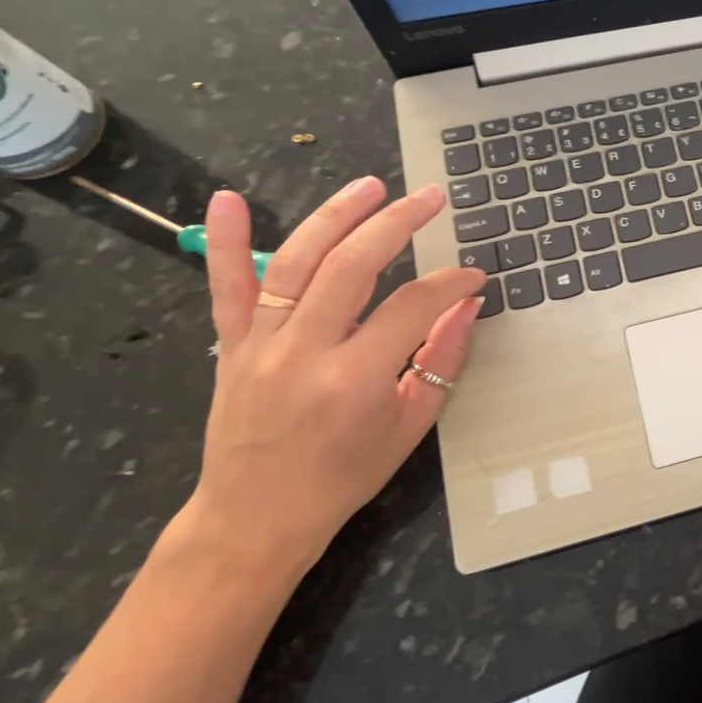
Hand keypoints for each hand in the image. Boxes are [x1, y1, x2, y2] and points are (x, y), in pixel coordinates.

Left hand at [183, 177, 487, 570]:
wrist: (258, 516)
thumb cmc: (345, 475)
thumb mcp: (411, 425)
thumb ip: (441, 359)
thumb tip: (468, 305)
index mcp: (357, 379)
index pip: (413, 306)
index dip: (450, 282)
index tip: (475, 274)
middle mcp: (305, 351)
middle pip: (352, 266)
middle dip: (397, 223)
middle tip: (431, 197)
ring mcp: (260, 344)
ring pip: (296, 262)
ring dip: (335, 216)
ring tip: (371, 186)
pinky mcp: (231, 345)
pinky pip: (227, 287)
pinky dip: (226, 241)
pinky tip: (229, 199)